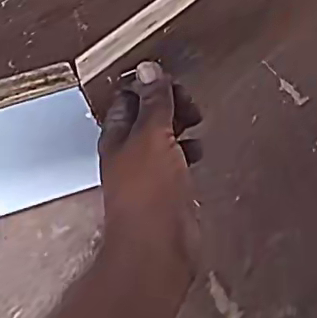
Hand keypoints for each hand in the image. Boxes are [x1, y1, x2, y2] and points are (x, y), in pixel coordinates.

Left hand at [97, 61, 203, 277]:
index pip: (129, 98)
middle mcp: (128, 150)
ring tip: (198, 121)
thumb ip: (154, 104)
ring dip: (180, 124)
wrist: (158, 249)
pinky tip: (200, 151)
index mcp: (116, 135)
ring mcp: (147, 171)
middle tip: (192, 105)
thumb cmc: (150, 190)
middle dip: (168, 104)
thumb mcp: (153, 137)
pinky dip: (189, 149)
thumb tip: (148, 67)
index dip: (149, 85)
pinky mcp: (167, 190)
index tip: (174, 82)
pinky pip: (177, 159)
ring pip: (163, 136)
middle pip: (147, 115)